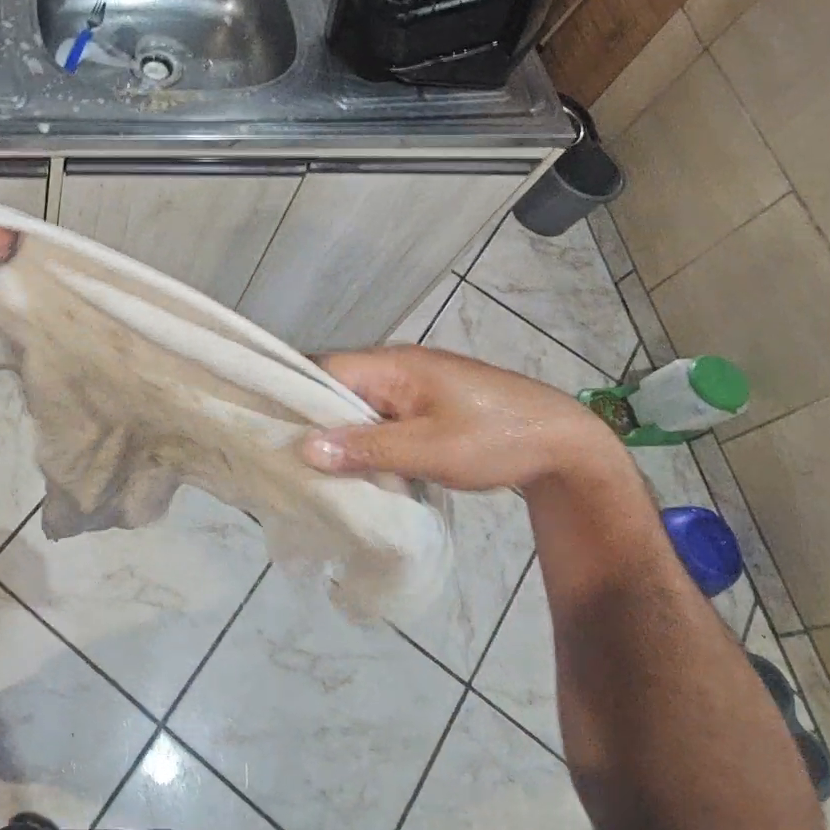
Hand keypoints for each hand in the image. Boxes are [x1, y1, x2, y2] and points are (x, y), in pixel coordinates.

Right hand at [300, 345, 615, 490]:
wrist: (565, 444)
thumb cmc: (496, 439)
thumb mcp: (431, 449)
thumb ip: (367, 447)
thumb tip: (304, 448)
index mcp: (393, 364)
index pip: (322, 369)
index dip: (291, 395)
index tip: (264, 428)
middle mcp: (396, 366)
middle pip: (334, 385)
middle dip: (309, 418)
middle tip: (280, 455)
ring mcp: (410, 385)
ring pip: (355, 404)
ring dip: (336, 431)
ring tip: (307, 464)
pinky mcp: (422, 405)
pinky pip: (376, 416)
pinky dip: (360, 437)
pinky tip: (349, 464)